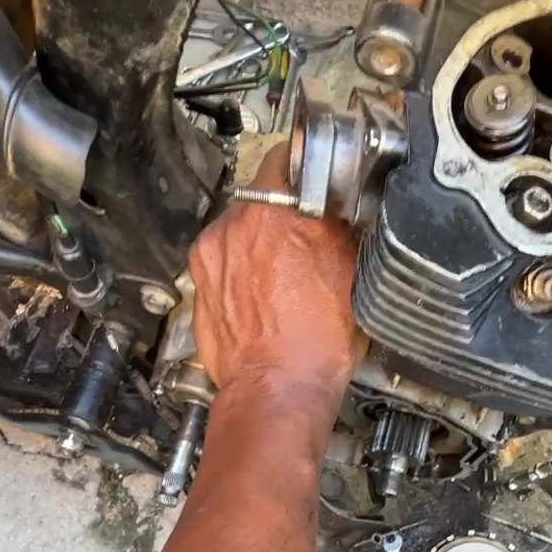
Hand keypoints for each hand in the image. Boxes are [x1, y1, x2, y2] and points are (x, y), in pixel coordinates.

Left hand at [187, 145, 364, 409]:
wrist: (276, 393)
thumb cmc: (314, 347)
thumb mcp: (353, 278)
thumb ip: (341, 230)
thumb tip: (342, 210)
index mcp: (274, 216)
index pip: (287, 158)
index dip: (307, 168)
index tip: (317, 178)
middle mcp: (234, 228)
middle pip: (260, 198)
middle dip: (285, 213)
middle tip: (308, 237)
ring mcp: (210, 257)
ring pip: (239, 230)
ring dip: (260, 242)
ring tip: (285, 275)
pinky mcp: (198, 285)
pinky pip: (223, 261)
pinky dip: (240, 270)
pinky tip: (263, 295)